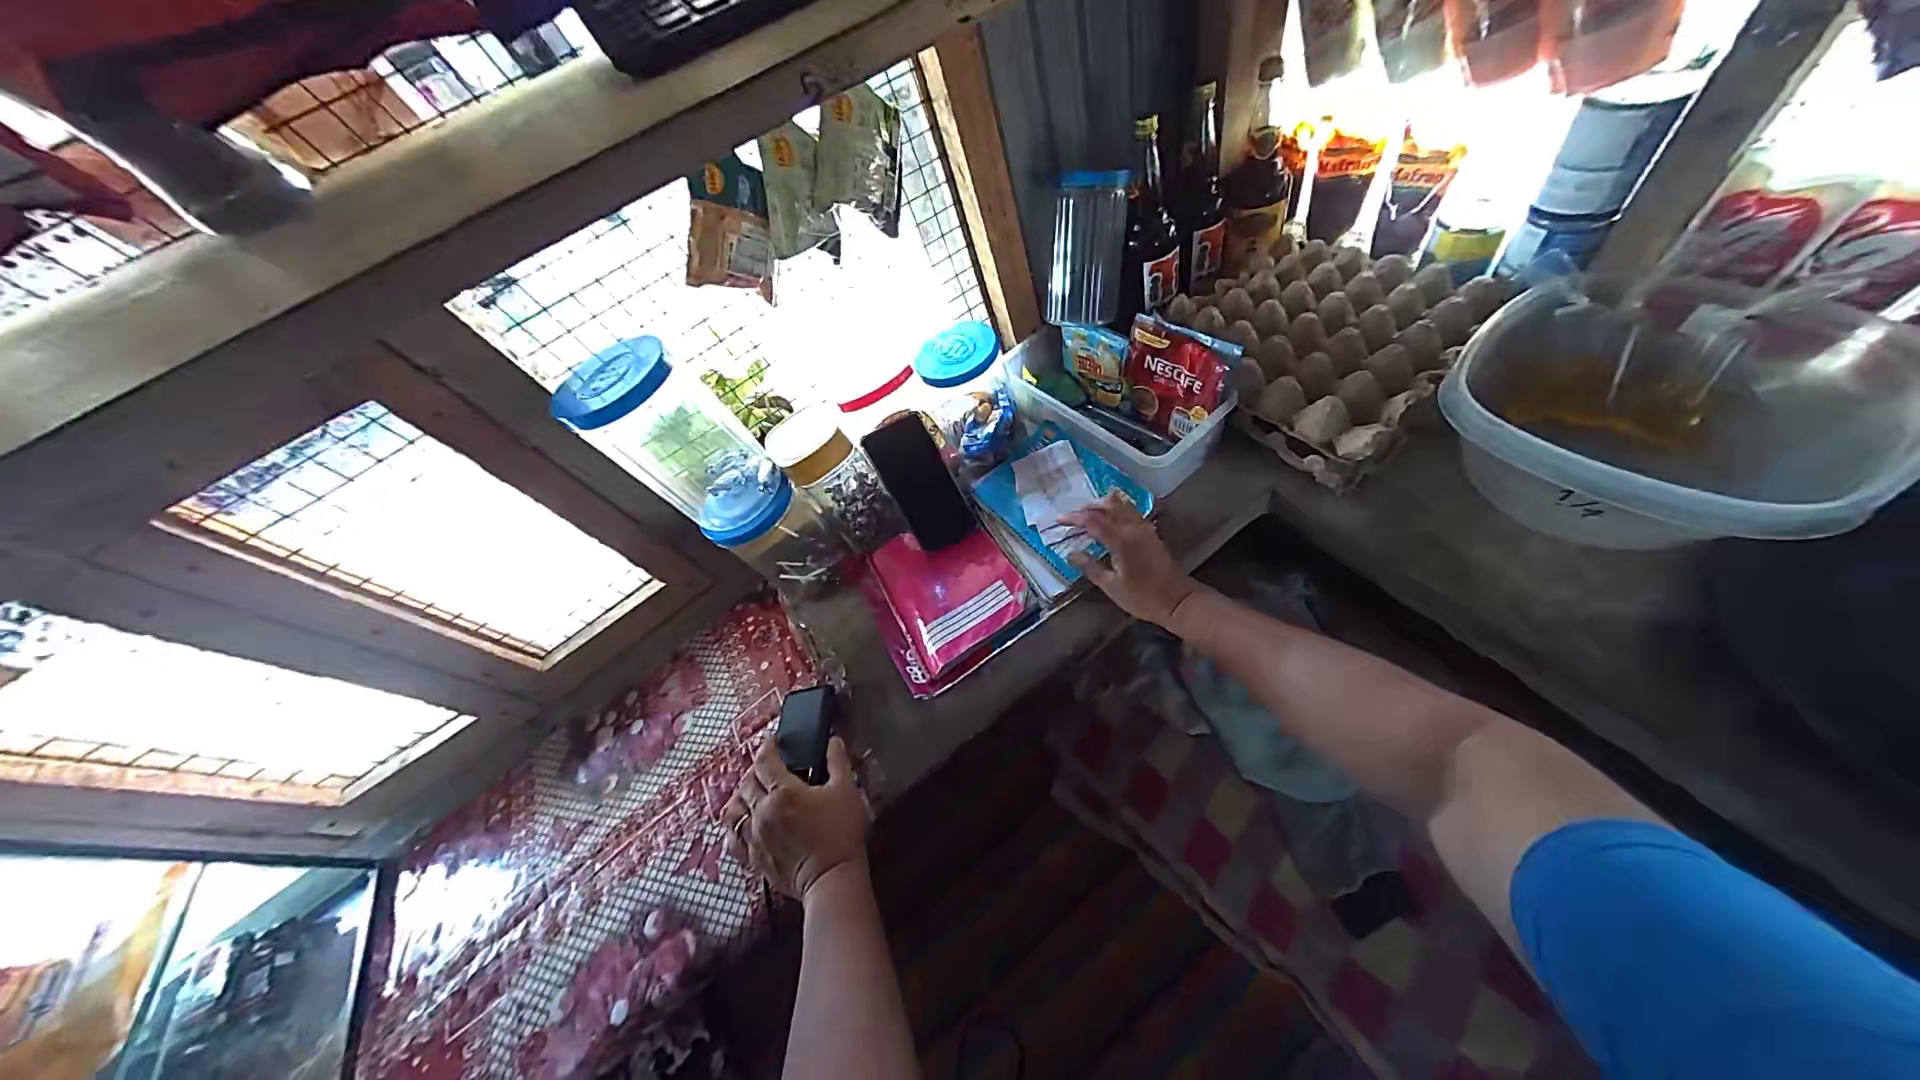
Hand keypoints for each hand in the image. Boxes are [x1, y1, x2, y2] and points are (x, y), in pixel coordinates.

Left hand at [722, 736, 867, 902]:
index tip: (775, 742)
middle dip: (757, 769)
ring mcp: (753, 836)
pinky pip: (732, 836)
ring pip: (734, 807)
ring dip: (742, 794)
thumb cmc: (841, 832)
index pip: (764, 760)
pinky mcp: (751, 857)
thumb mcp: (846, 790)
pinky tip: (745, 820)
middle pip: (747, 781)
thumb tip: (832, 741)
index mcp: (783, 792)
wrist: (832, 878)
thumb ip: (837, 762)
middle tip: (771, 766)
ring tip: (755, 791)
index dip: (767, 746)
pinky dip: (735, 823)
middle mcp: (762, 811)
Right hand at [1062, 493, 1203, 629]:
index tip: (1059, 519)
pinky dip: (1117, 510)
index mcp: (1121, 540)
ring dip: (1102, 505)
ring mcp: (1145, 529)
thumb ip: (1090, 567)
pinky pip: (1131, 512)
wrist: (1177, 601)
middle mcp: (1133, 529)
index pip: (1093, 520)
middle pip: (1108, 506)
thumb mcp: (1111, 586)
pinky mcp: (1151, 533)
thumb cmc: (1142, 597)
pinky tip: (1110, 517)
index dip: (1074, 518)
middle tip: (1071, 515)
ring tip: (1087, 512)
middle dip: (1087, 507)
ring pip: (1122, 505)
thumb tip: (1073, 554)